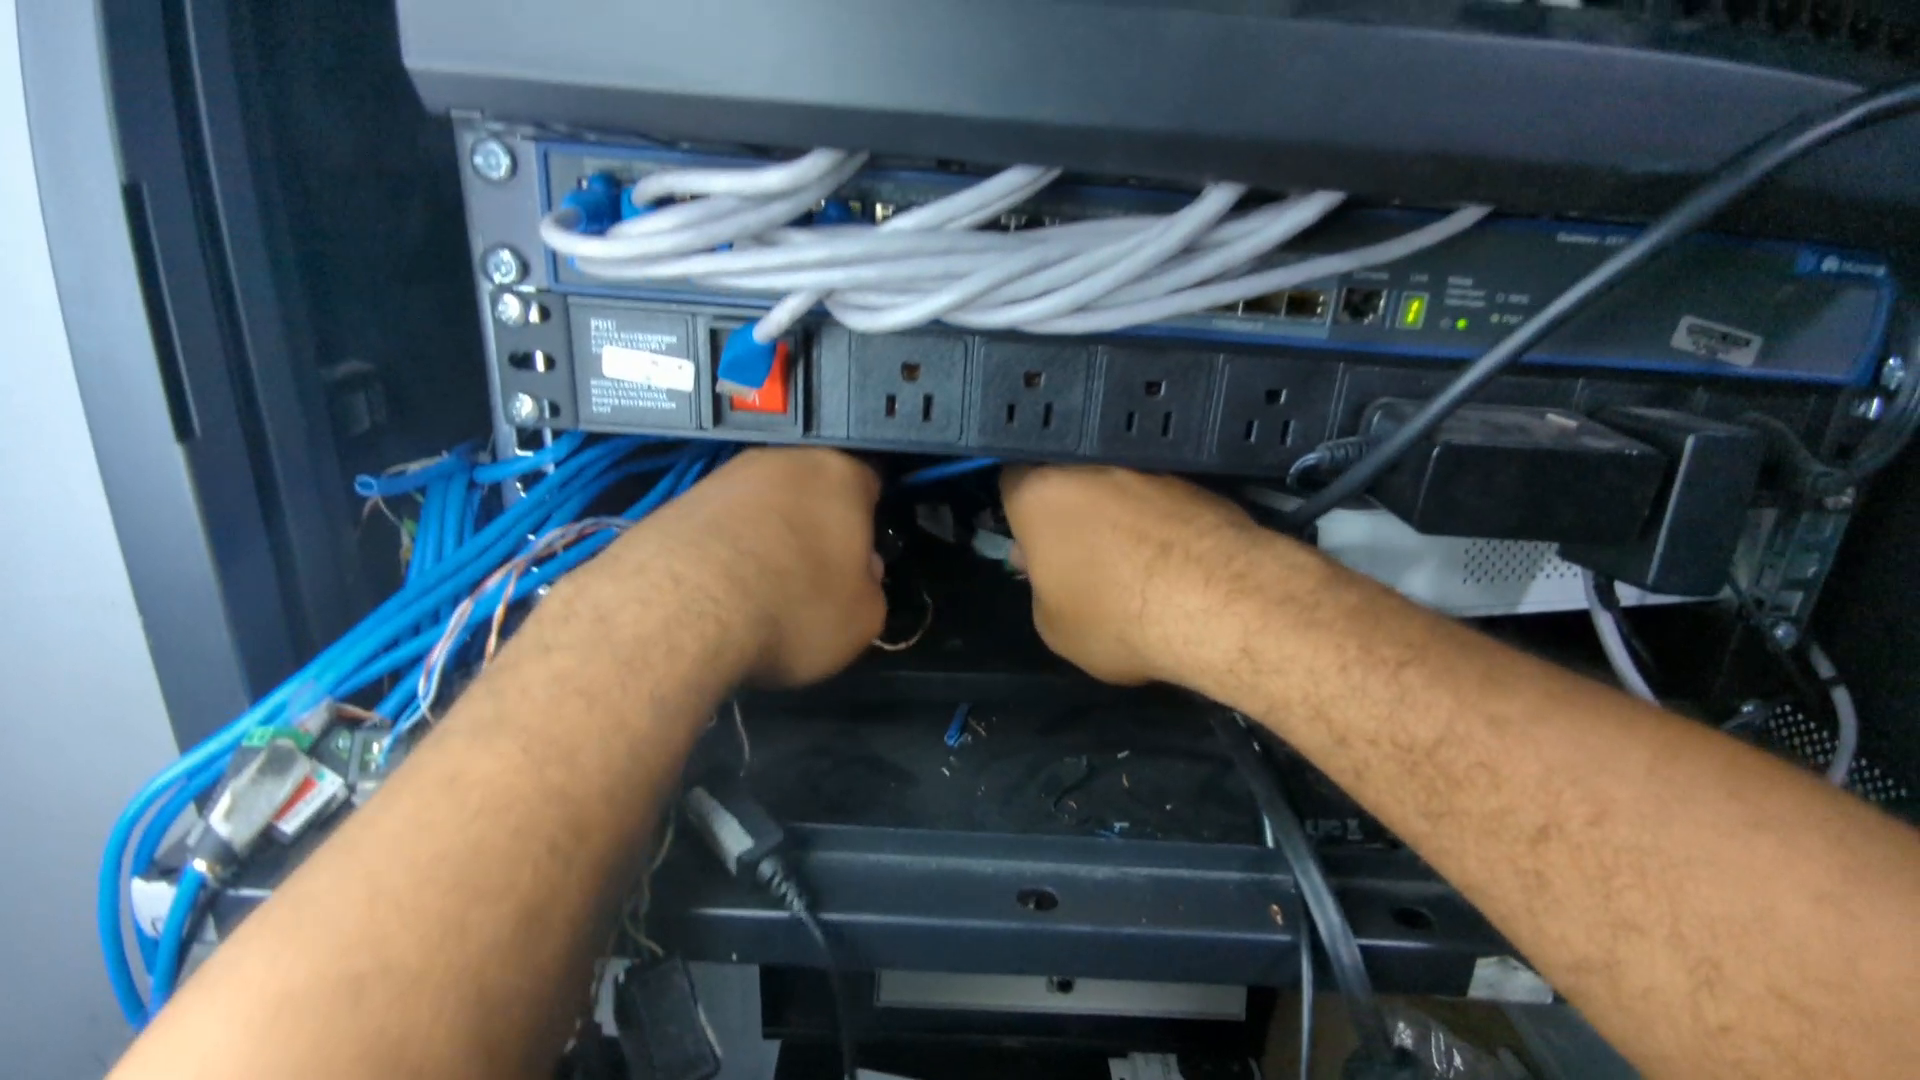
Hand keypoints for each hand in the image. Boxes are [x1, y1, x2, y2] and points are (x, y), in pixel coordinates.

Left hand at [597, 448, 885, 686]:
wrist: (678, 611)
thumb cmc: (793, 607)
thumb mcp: (864, 618)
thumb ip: (871, 588)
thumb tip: (858, 575)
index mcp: (841, 474)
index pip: (870, 486)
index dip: (868, 526)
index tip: (860, 561)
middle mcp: (783, 460)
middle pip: (811, 493)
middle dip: (815, 529)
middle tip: (813, 579)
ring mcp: (725, 477)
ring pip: (762, 508)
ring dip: (767, 540)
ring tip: (760, 592)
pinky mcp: (679, 502)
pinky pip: (720, 527)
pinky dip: (725, 553)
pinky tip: (720, 593)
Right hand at [1000, 466, 1275, 685]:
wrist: (1219, 602)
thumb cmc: (1116, 617)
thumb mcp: (1054, 629)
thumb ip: (1043, 591)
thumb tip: (1052, 575)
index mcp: (1039, 494)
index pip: (1010, 482)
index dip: (1020, 512)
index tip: (1033, 540)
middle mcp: (1089, 467)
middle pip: (1069, 482)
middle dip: (1072, 514)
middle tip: (1082, 558)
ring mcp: (1146, 469)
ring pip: (1118, 490)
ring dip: (1120, 519)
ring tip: (1136, 566)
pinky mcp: (1196, 482)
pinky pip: (1162, 502)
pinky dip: (1162, 526)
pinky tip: (1173, 564)